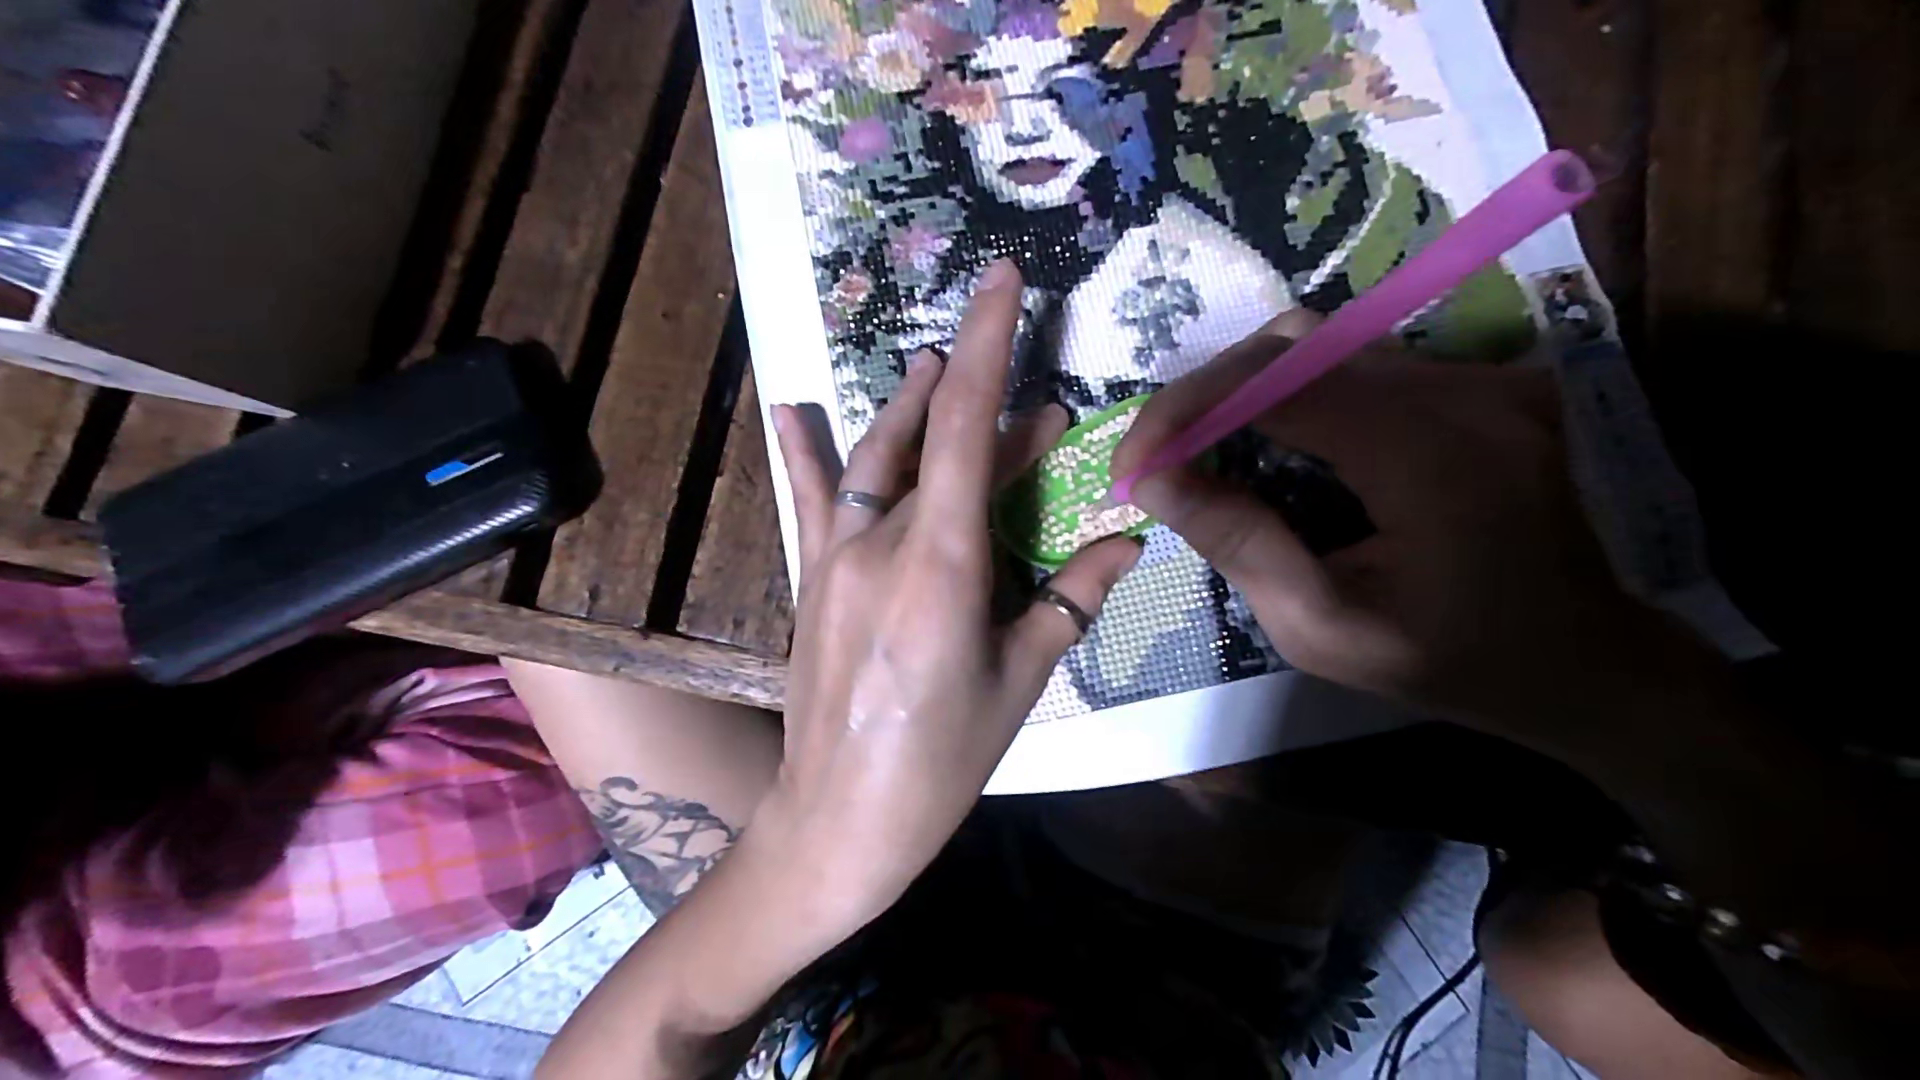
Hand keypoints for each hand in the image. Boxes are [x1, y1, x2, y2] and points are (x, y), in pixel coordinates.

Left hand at [760, 258, 1141, 929]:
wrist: (839, 817)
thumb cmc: (942, 759)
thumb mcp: (1020, 680)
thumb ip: (1070, 601)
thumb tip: (1127, 541)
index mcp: (944, 563)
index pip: (970, 427)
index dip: (987, 345)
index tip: (1002, 280)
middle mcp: (882, 541)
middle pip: (935, 440)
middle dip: (980, 392)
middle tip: (1030, 380)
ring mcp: (836, 554)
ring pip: (876, 456)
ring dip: (911, 404)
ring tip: (936, 366)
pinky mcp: (811, 575)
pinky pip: (813, 498)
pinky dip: (810, 450)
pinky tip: (794, 406)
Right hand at [1112, 311, 1698, 744]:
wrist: (1581, 663)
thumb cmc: (1444, 661)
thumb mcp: (1319, 627)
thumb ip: (1238, 542)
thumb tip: (1154, 478)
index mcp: (1431, 454)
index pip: (1275, 383)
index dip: (1185, 410)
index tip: (1132, 464)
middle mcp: (1461, 390)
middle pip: (1290, 348)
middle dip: (1202, 399)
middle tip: (1157, 462)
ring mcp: (1477, 377)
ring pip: (1317, 346)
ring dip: (1240, 394)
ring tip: (1200, 454)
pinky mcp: (1475, 382)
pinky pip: (1353, 364)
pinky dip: (1287, 396)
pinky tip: (1267, 446)